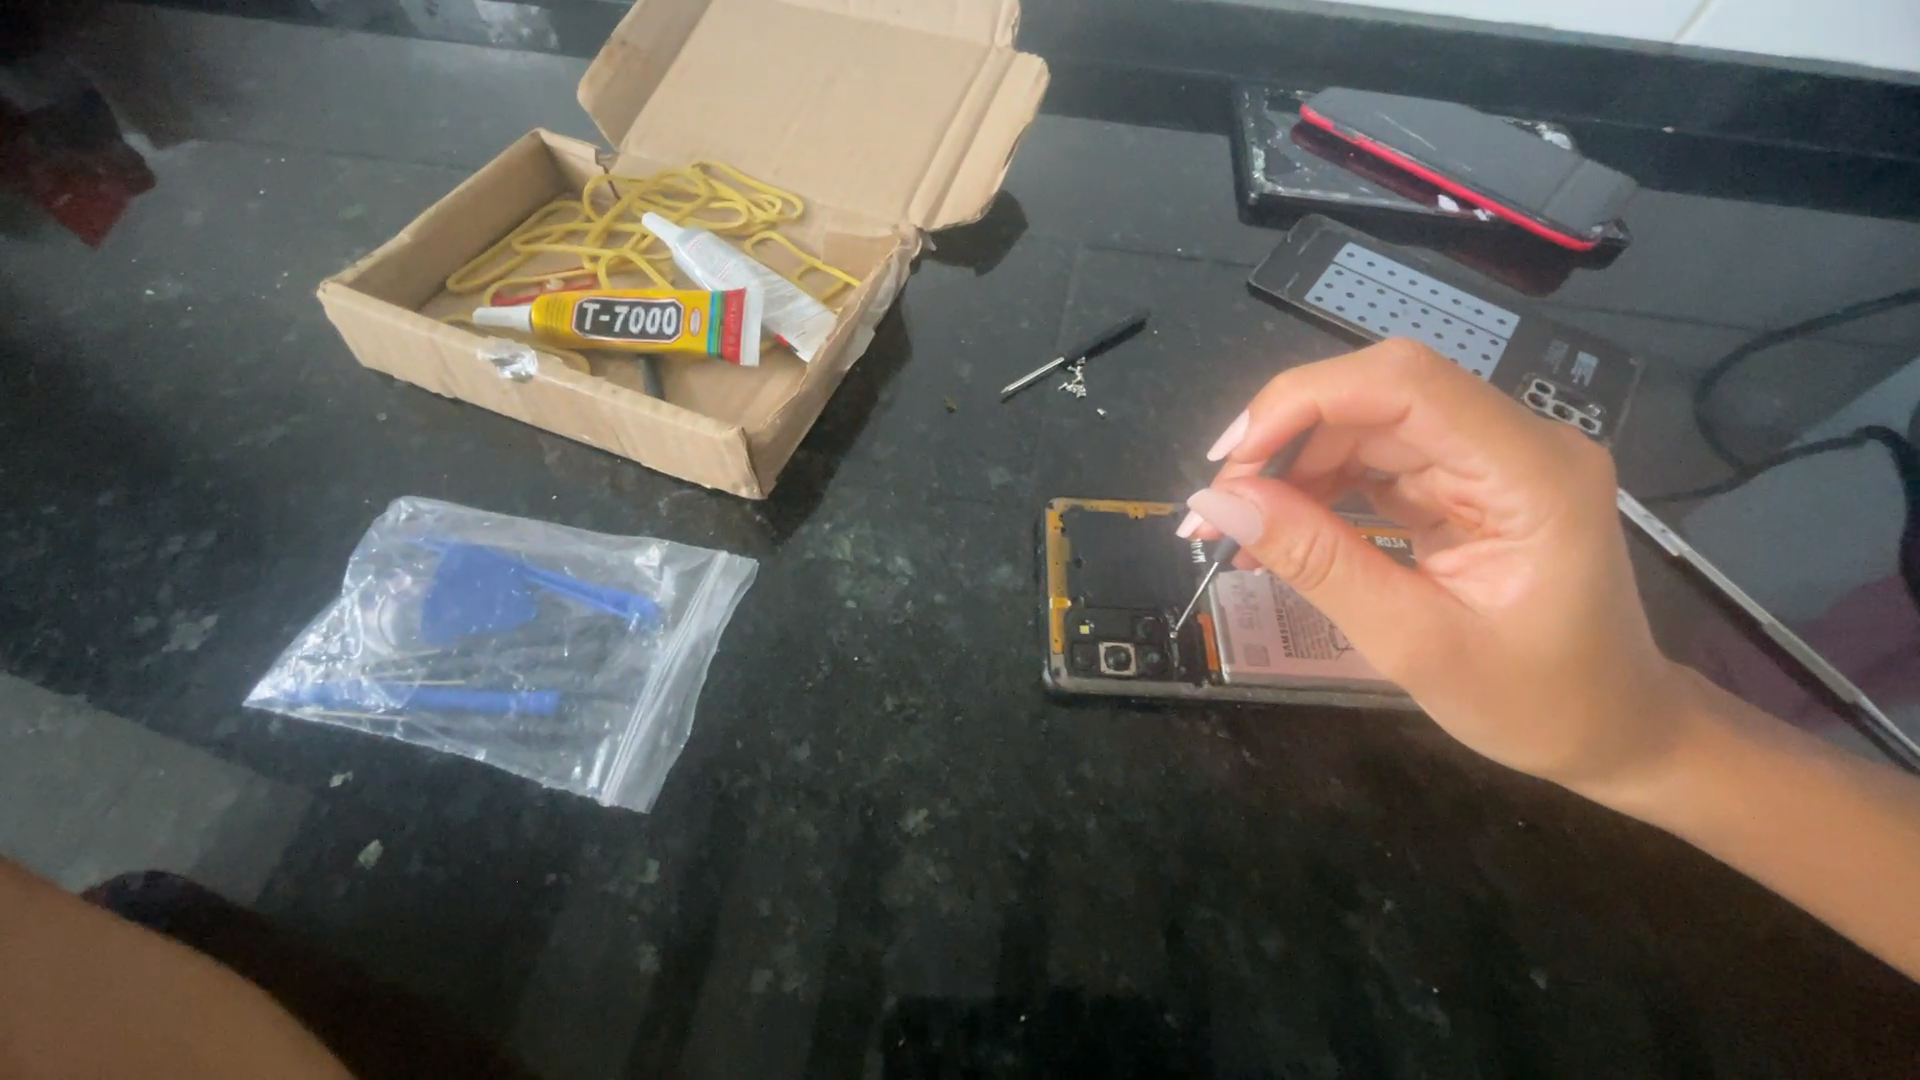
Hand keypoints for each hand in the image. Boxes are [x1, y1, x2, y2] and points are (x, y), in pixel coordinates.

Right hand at [1180, 339, 1687, 790]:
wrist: (1610, 730)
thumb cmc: (1533, 702)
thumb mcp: (1411, 642)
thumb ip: (1315, 562)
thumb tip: (1218, 502)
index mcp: (1528, 473)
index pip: (1403, 384)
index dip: (1302, 402)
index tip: (1229, 462)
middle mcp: (1512, 443)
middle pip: (1374, 397)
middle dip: (1281, 441)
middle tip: (1216, 509)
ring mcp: (1485, 458)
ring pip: (1360, 425)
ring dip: (1287, 469)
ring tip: (1233, 528)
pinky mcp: (1459, 482)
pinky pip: (1369, 461)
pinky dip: (1311, 490)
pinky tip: (1275, 529)